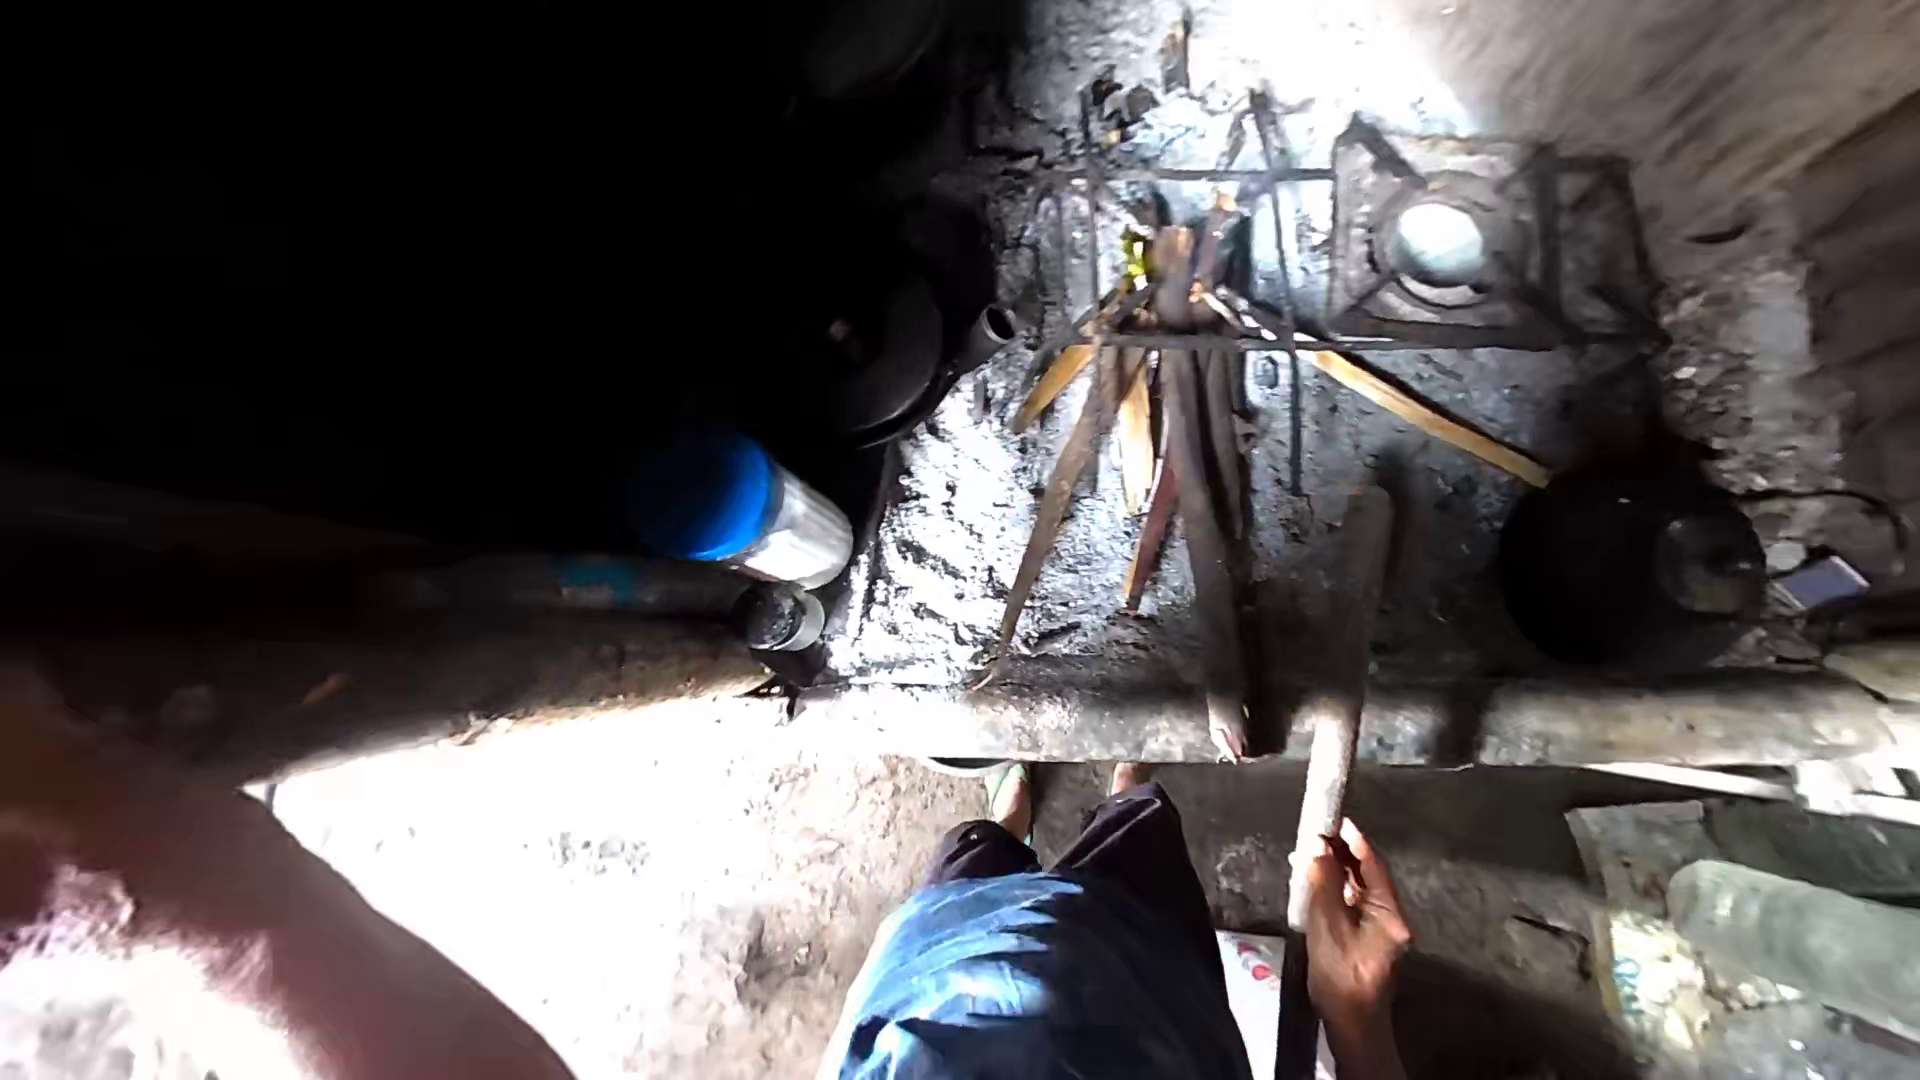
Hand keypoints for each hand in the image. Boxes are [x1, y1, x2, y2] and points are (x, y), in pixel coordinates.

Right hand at [1305, 820, 1410, 1056]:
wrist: (1350, 1022)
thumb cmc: (1340, 975)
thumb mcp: (1327, 926)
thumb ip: (1324, 884)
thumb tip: (1319, 849)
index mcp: (1390, 916)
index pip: (1374, 868)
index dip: (1356, 841)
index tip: (1338, 820)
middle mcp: (1392, 918)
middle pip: (1368, 874)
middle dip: (1343, 851)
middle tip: (1318, 830)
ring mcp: (1381, 927)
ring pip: (1359, 885)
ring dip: (1336, 866)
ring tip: (1311, 848)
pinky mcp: (1367, 934)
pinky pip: (1352, 898)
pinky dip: (1335, 883)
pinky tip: (1315, 875)